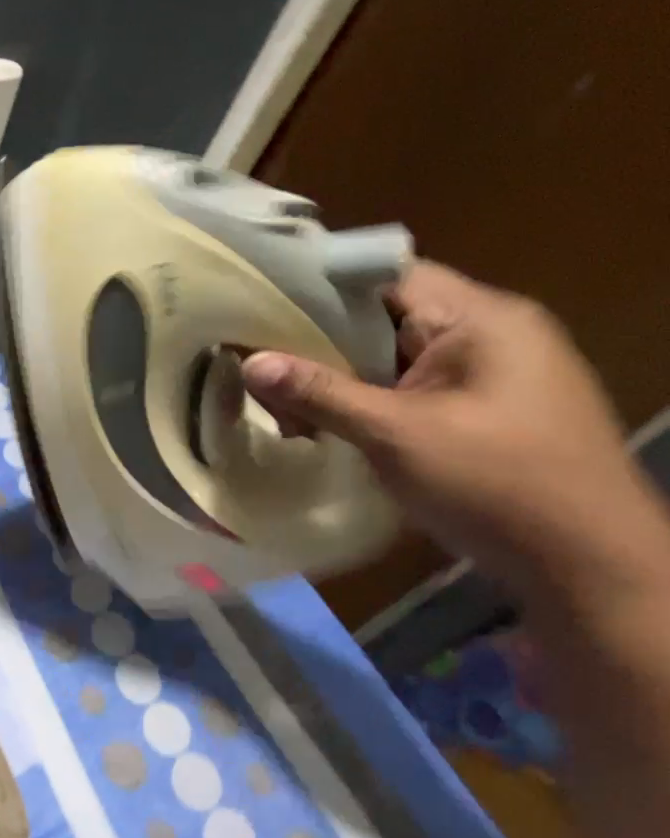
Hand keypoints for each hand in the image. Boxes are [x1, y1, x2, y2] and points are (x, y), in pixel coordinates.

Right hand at [241, 261, 664, 596]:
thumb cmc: (496, 484)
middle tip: (255, 361)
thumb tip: (250, 361)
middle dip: (318, 339)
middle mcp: (491, 332)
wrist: (586, 562)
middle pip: (384, 313)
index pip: (387, 274)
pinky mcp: (483, 408)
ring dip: (337, 375)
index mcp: (481, 320)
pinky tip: (324, 423)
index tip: (257, 304)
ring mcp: (490, 372)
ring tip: (280, 402)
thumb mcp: (395, 436)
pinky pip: (408, 385)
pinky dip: (363, 398)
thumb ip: (320, 393)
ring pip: (391, 353)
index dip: (320, 284)